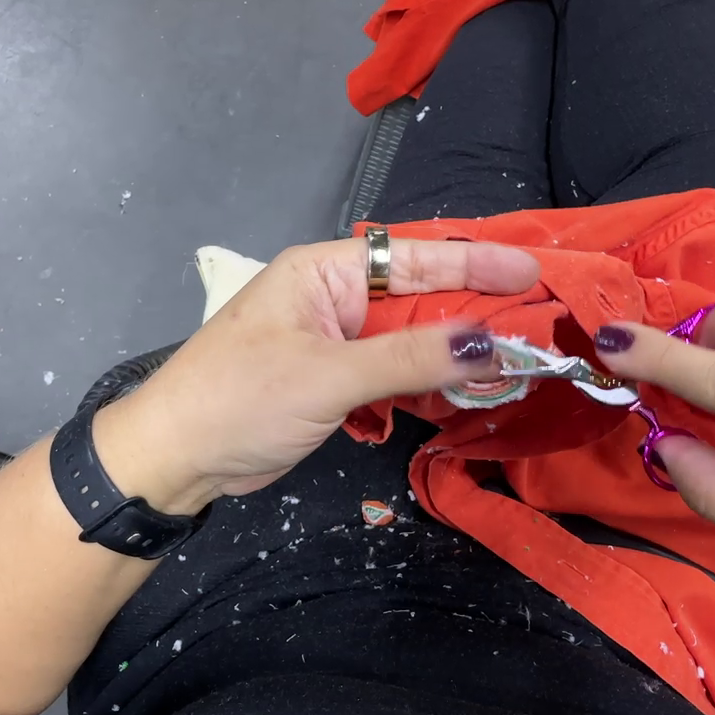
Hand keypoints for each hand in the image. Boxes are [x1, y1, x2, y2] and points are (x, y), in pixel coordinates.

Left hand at [93, 236, 539, 514]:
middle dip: (473, 317)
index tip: (533, 272)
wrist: (176, 458)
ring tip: (511, 370)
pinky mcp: (334, 383)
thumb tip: (490, 345)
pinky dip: (423, 388)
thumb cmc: (240, 399)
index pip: (413, 257)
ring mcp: (334, 343)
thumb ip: (410, 360)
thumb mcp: (328, 376)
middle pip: (419, 300)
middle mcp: (334, 299)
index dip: (475, 264)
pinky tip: (458, 399)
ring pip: (410, 343)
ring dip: (452, 359)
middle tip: (538, 332)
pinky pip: (393, 377)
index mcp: (324, 272)